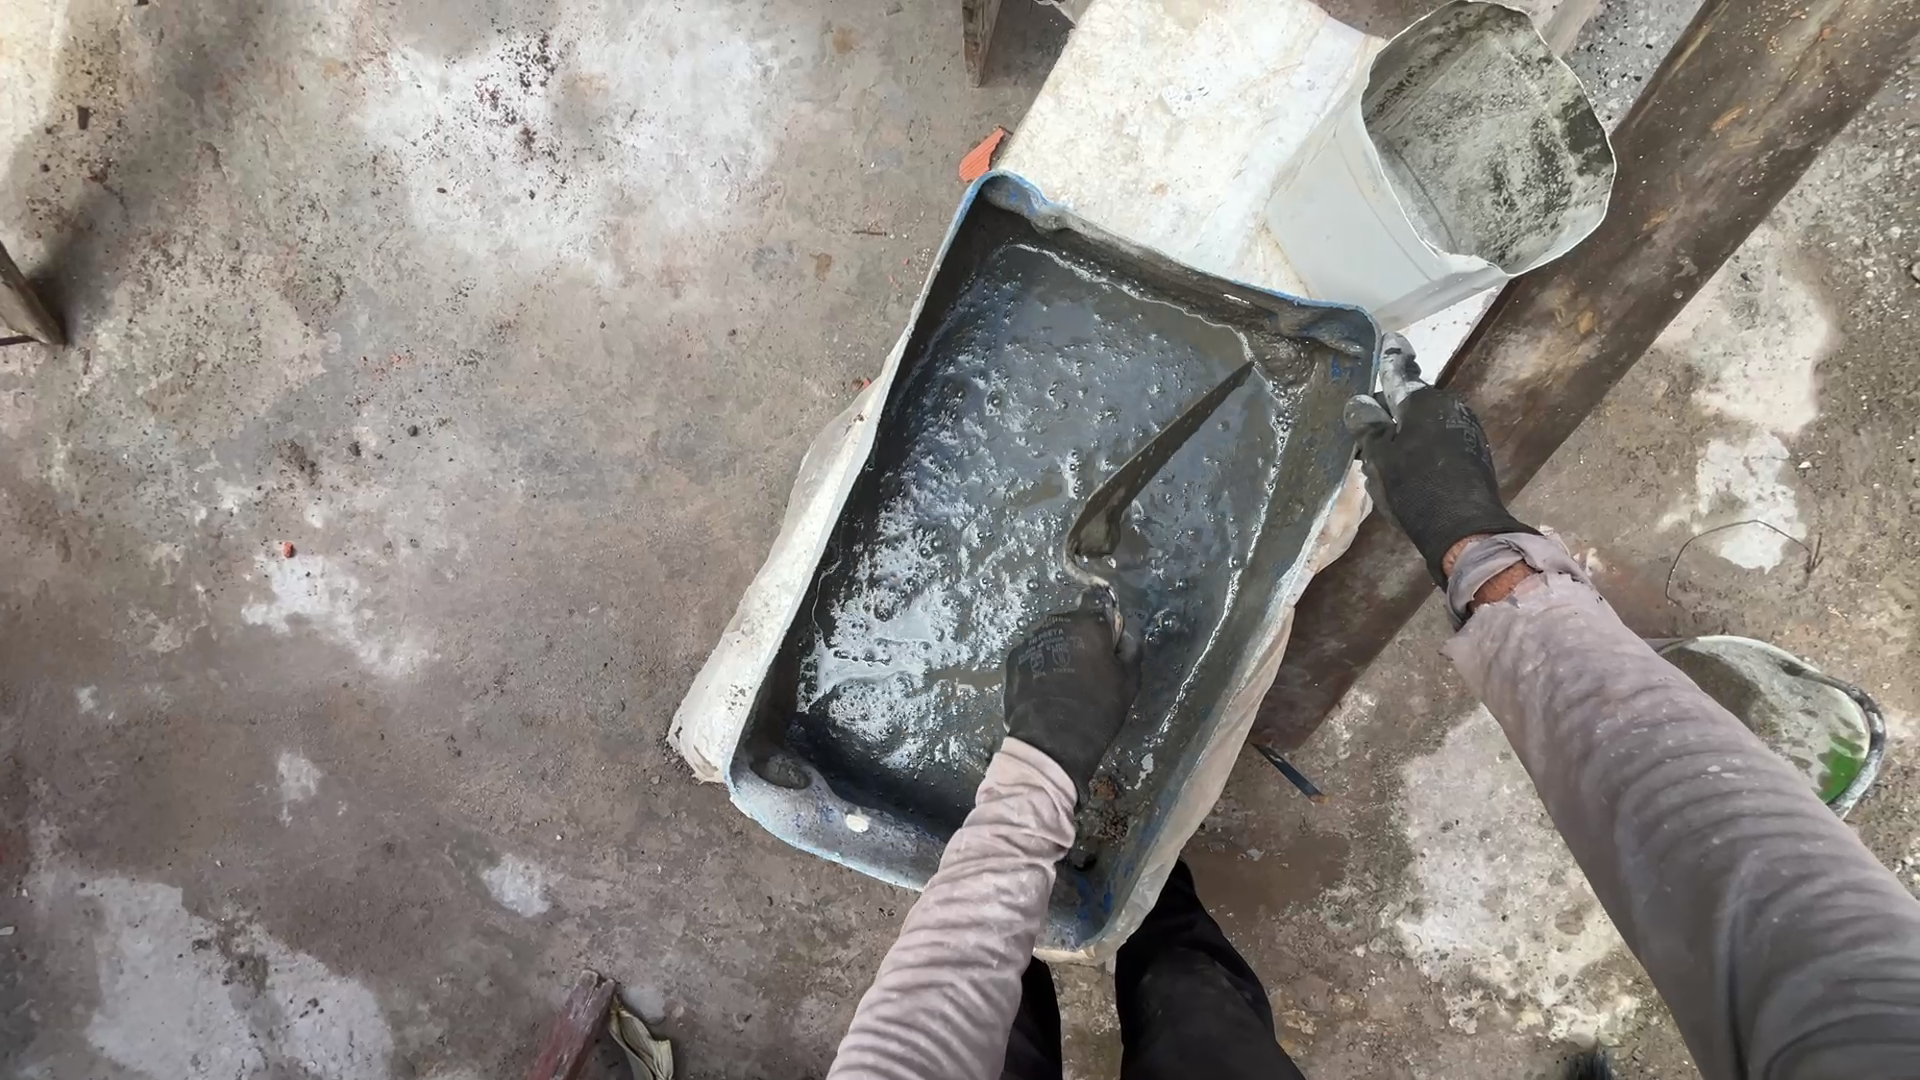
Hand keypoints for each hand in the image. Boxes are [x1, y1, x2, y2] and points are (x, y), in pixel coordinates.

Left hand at [1003, 591, 1142, 798]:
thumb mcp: (1128, 682)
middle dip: (1082, 636)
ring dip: (1060, 648)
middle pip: (1074, 620)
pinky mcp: (1014, 658)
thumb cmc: (1097, 708)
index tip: (1108, 636)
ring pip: (1052, 635)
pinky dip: (1040, 663)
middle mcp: (1056, 622)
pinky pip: (1034, 653)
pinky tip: (1047, 686)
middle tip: (1089, 665)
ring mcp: (1031, 639)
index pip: (1098, 599)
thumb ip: (1130, 651)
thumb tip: (1124, 638)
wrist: (1052, 739)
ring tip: (1065, 679)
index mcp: (1088, 623)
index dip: (1105, 616)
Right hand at [1344, 354, 1535, 584]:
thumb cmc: (1414, 488)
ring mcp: (1463, 429)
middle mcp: (1447, 407)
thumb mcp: (1380, 458)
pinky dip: (1417, 446)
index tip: (1390, 336)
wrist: (1464, 528)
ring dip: (1401, 432)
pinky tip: (1404, 470)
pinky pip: (1435, 439)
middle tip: (1363, 428)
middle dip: (1387, 409)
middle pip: (1409, 400)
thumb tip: (1359, 402)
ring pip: (1421, 422)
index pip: (1399, 371)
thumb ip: (1369, 427)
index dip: (1391, 355)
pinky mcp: (1471, 452)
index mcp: (1421, 402)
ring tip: (1380, 456)